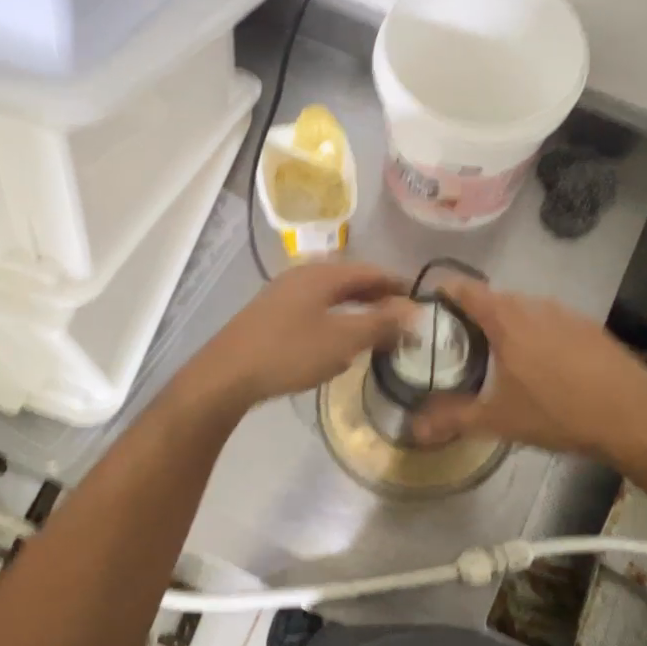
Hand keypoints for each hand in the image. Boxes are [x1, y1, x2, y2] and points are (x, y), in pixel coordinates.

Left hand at [186, 261, 415, 408]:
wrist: (227, 374)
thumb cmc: (290, 353)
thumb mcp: (342, 340)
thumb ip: (380, 324)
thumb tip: (413, 311)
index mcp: (322, 274)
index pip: (371, 271)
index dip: (397, 285)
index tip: (419, 302)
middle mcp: (302, 276)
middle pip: (349, 282)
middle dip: (377, 299)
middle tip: (400, 320)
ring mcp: (282, 295)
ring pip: (330, 297)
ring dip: (355, 311)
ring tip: (374, 333)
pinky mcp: (270, 316)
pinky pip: (313, 311)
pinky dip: (333, 321)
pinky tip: (336, 344)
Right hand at [413, 280, 646, 461]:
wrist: (632, 416)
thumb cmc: (557, 413)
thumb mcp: (499, 420)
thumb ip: (454, 419)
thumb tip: (415, 427)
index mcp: (507, 321)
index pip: (468, 290)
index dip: (446, 292)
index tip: (431, 305)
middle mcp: (536, 307)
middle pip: (497, 300)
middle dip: (476, 315)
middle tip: (460, 342)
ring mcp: (568, 315)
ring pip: (528, 311)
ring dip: (510, 326)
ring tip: (500, 356)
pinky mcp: (592, 329)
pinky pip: (553, 323)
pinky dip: (539, 336)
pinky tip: (543, 366)